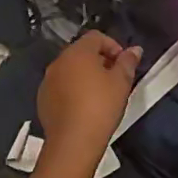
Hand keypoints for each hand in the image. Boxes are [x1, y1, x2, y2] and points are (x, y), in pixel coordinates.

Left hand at [36, 31, 140, 159]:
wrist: (73, 141)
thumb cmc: (101, 107)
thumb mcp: (121, 83)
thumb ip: (128, 62)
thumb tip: (134, 49)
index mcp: (78, 53)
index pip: (96, 37)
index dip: (113, 46)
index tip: (124, 64)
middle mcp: (59, 62)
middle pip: (82, 52)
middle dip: (100, 60)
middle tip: (115, 78)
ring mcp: (47, 80)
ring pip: (70, 69)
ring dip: (85, 75)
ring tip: (100, 94)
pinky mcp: (43, 99)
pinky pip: (61, 86)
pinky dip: (73, 89)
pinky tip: (84, 107)